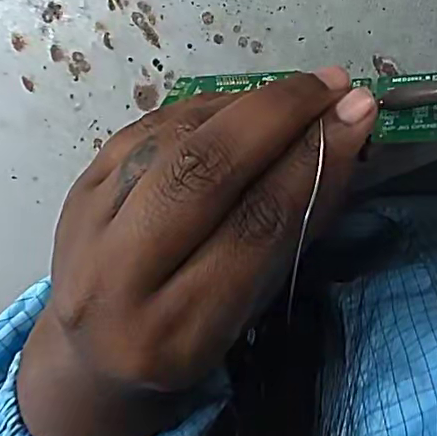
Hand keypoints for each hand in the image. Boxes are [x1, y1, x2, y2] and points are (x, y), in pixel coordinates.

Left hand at [17, 70, 376, 435]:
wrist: (95, 351)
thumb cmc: (194, 333)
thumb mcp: (253, 301)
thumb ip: (298, 224)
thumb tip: (343, 134)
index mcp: (176, 330)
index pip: (257, 225)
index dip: (313, 160)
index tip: (357, 113)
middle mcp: (118, 277)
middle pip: (205, 168)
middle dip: (279, 112)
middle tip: (332, 84)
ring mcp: (87, 223)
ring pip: (177, 136)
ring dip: (249, 102)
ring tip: (299, 91)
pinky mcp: (79, 183)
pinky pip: (155, 124)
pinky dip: (212, 105)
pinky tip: (249, 102)